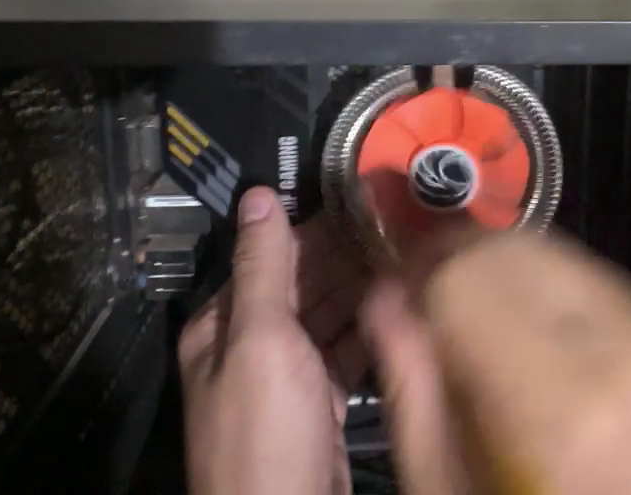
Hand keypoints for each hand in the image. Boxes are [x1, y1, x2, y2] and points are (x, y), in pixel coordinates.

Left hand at [179, 188, 372, 494]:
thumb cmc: (265, 434)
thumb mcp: (261, 340)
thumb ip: (264, 266)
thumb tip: (257, 195)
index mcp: (225, 326)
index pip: (272, 257)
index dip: (316, 228)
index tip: (363, 201)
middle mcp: (252, 346)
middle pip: (302, 284)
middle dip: (345, 255)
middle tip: (396, 225)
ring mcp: (287, 377)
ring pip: (327, 315)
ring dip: (360, 288)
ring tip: (405, 257)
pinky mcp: (319, 404)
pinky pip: (344, 351)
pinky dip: (366, 329)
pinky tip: (396, 308)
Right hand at [361, 231, 630, 494]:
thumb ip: (416, 394)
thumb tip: (384, 294)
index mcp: (559, 406)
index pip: (465, 276)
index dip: (419, 270)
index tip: (397, 286)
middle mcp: (617, 344)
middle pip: (507, 249)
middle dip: (455, 259)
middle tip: (425, 290)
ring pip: (544, 246)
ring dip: (497, 264)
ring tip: (473, 305)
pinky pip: (583, 268)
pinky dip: (540, 279)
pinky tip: (525, 318)